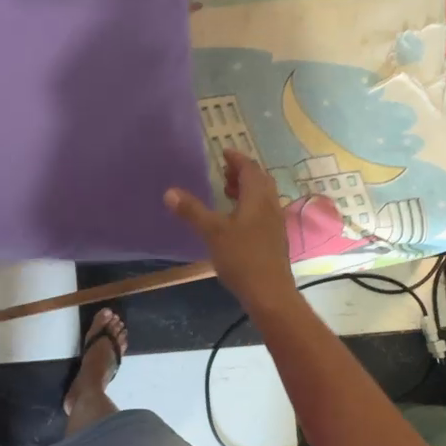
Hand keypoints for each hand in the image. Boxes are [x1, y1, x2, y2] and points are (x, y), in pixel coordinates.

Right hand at [164, 149, 295, 312]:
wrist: (269, 293)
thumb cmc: (241, 258)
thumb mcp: (212, 233)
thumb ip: (192, 211)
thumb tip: (169, 192)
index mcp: (258, 199)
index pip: (250, 169)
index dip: (237, 159)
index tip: (224, 153)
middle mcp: (270, 206)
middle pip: (260, 181)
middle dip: (242, 173)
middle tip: (224, 173)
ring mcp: (275, 223)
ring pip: (262, 198)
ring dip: (246, 190)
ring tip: (226, 193)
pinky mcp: (275, 239)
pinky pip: (263, 212)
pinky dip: (249, 206)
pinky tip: (235, 221)